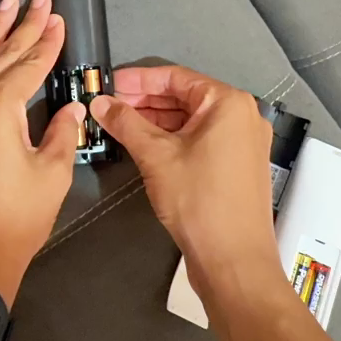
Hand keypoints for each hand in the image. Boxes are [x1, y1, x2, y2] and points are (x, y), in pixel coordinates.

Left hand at [0, 0, 82, 302]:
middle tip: (40, 0)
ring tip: (5, 5)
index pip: (31, 65)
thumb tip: (72, 108)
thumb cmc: (17, 217)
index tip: (58, 19)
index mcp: (0, 107)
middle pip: (2, 55)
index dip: (48, 42)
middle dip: (24, 26)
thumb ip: (61, 132)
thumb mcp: (52, 174)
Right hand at [92, 66, 278, 290]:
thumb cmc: (198, 199)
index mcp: (228, 103)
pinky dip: (171, 139)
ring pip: (190, 120)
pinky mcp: (237, 166)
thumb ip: (125, 123)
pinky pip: (200, 139)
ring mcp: (242, 142)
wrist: (234, 263)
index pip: (175, 77)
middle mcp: (241, 116)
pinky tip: (142, 145)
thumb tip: (98, 102)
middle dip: (144, 101)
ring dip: (155, 121)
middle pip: (184, 97)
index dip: (137, 80)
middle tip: (108, 107)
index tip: (108, 84)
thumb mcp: (155, 156)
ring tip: (118, 125)